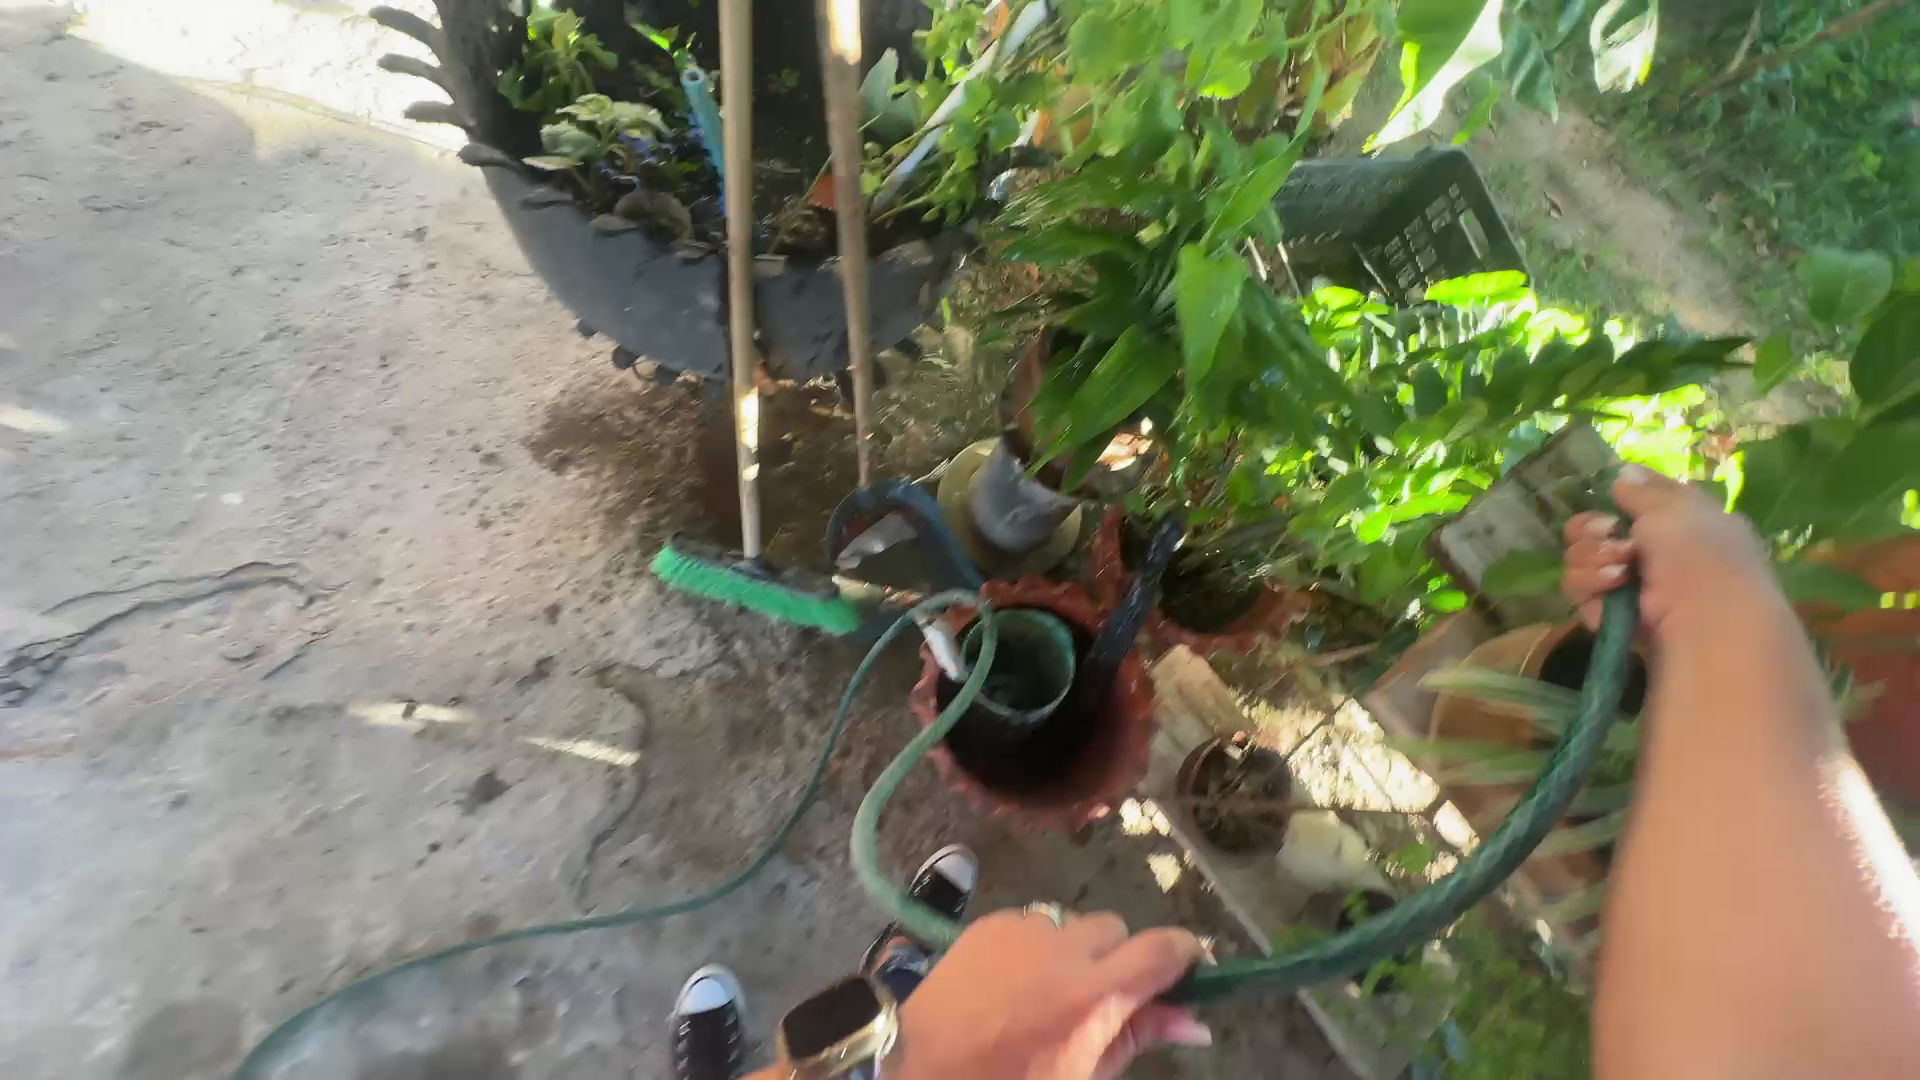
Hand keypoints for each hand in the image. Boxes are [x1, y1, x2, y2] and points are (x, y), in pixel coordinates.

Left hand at [887, 907, 1211, 1079]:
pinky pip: (1035, 922)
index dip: (1184, 952)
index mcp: (1093, 994)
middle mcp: (1064, 946)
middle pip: (1116, 929)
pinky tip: (1015, 981)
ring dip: (1077, 951)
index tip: (1190, 966)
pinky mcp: (995, 919)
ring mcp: (1025, 926)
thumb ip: (1139, 1038)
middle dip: (1120, 957)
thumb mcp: (1083, 1076)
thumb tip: (1195, 1021)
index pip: (1161, 949)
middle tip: (1102, 998)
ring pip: (1074, 923)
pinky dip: (1038, 946)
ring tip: (1049, 993)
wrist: (922, 1064)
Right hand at [1562, 463, 1776, 637]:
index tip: (1611, 495)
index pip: (1629, 498)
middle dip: (1591, 530)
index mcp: (1674, 521)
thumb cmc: (1702, 558)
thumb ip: (1644, 491)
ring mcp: (1624, 579)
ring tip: (1621, 573)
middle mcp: (1647, 548)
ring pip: (1576, 556)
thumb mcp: (1678, 511)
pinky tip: (1614, 590)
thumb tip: (1621, 472)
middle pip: (1588, 527)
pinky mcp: (1604, 607)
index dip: (1614, 495)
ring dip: (1593, 560)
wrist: (1703, 619)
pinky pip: (1576, 587)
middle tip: (1609, 534)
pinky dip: (1591, 587)